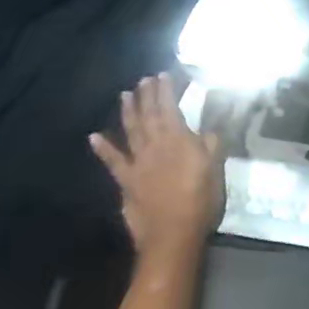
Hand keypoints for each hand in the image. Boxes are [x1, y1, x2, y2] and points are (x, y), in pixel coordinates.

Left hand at [90, 74, 225, 267]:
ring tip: (125, 95)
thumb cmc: (199, 199)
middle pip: (149, 115)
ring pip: (131, 131)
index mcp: (178, 139)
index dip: (166, 90)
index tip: (162, 75)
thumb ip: (210, 144)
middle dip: (146, 96)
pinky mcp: (126, 181)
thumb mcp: (214, 167)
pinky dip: (103, 148)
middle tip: (143, 80)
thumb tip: (207, 128)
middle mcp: (155, 145)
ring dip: (128, 112)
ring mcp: (138, 162)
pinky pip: (113, 161)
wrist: (173, 233)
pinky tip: (94, 137)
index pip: (170, 107)